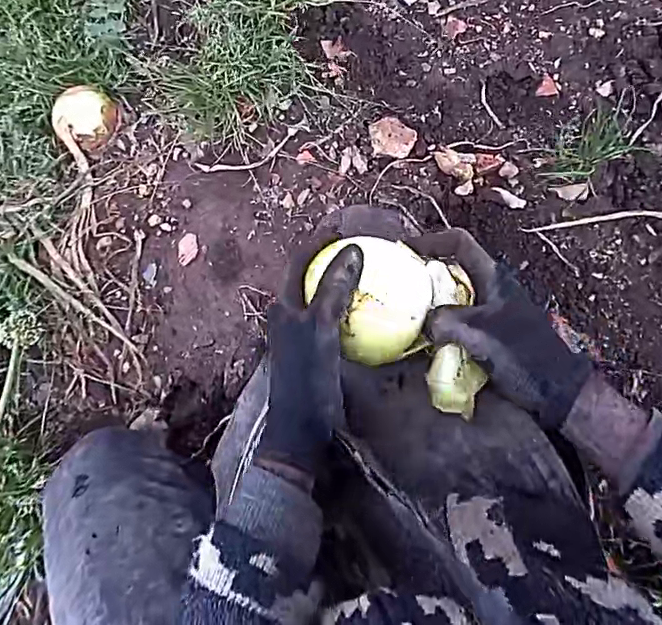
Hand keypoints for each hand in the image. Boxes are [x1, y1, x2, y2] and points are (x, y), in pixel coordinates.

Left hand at [256, 238, 361, 479]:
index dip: (322, 238)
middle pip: (315, 274)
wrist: (301, 436)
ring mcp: (305, 334)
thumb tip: (353, 249)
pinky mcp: (320, 350)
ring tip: (377, 271)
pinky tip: (376, 309)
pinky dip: (355, 306)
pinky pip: (339, 317)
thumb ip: (333, 289)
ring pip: (327, 296)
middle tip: (369, 246)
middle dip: (337, 256)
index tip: (349, 224)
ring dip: (347, 281)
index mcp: (284, 306)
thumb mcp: (320, 329)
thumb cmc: (306, 380)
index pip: (302, 258)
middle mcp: (291, 316)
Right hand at [412, 228, 592, 429]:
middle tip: (399, 286)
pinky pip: (458, 321)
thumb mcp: (482, 334)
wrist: (556, 390)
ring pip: (454, 296)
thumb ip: (449, 322)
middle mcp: (491, 288)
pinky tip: (428, 342)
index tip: (404, 251)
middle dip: (426, 273)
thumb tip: (425, 322)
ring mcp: (491, 311)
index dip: (431, 240)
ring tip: (408, 314)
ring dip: (432, 303)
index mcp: (493, 277)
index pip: (460, 243)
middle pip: (453, 268)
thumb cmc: (524, 355)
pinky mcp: (490, 333)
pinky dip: (441, 326)